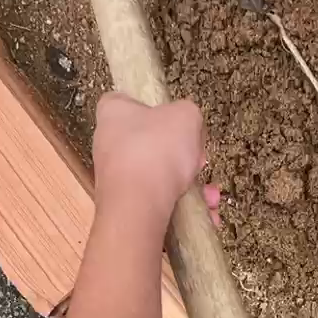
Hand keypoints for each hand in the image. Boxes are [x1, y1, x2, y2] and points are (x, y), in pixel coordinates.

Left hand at [92, 93, 205, 220]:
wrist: (138, 207)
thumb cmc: (156, 151)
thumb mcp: (186, 115)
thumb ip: (189, 114)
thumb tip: (188, 125)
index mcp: (113, 113)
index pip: (129, 102)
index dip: (155, 109)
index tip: (175, 121)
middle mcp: (107, 146)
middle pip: (150, 145)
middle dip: (182, 157)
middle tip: (198, 161)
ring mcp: (115, 181)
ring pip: (157, 180)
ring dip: (188, 187)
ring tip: (209, 197)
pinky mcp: (125, 209)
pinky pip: (157, 206)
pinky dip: (181, 210)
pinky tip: (204, 216)